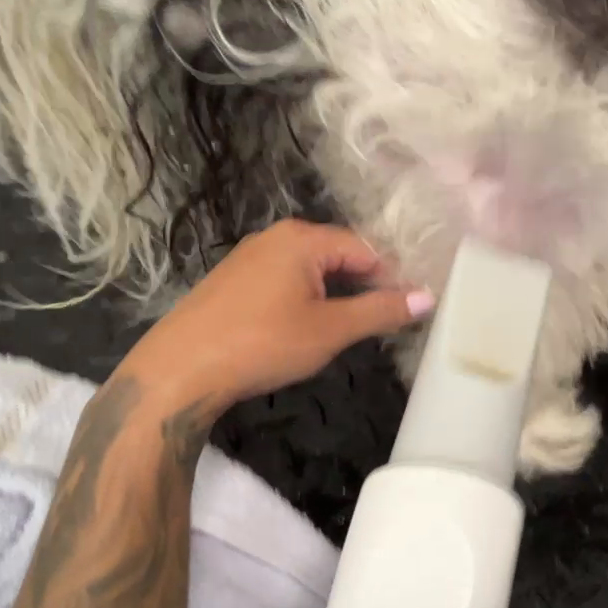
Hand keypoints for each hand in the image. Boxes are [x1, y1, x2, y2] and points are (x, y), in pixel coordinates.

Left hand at [115, 221, 432, 418]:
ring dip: (339, 295)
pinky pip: (288, 280)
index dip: (394, 279)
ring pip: (313, 270)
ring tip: (354, 329)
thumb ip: (381, 311)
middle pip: (340, 255)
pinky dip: (310, 299)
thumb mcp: (332, 330)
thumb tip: (427, 297)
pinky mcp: (235, 281)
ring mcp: (251, 257)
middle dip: (367, 286)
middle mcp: (276, 237)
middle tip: (388, 322)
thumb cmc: (263, 344)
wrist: (179, 370)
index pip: (367, 250)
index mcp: (302, 239)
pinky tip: (311, 329)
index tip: (412, 311)